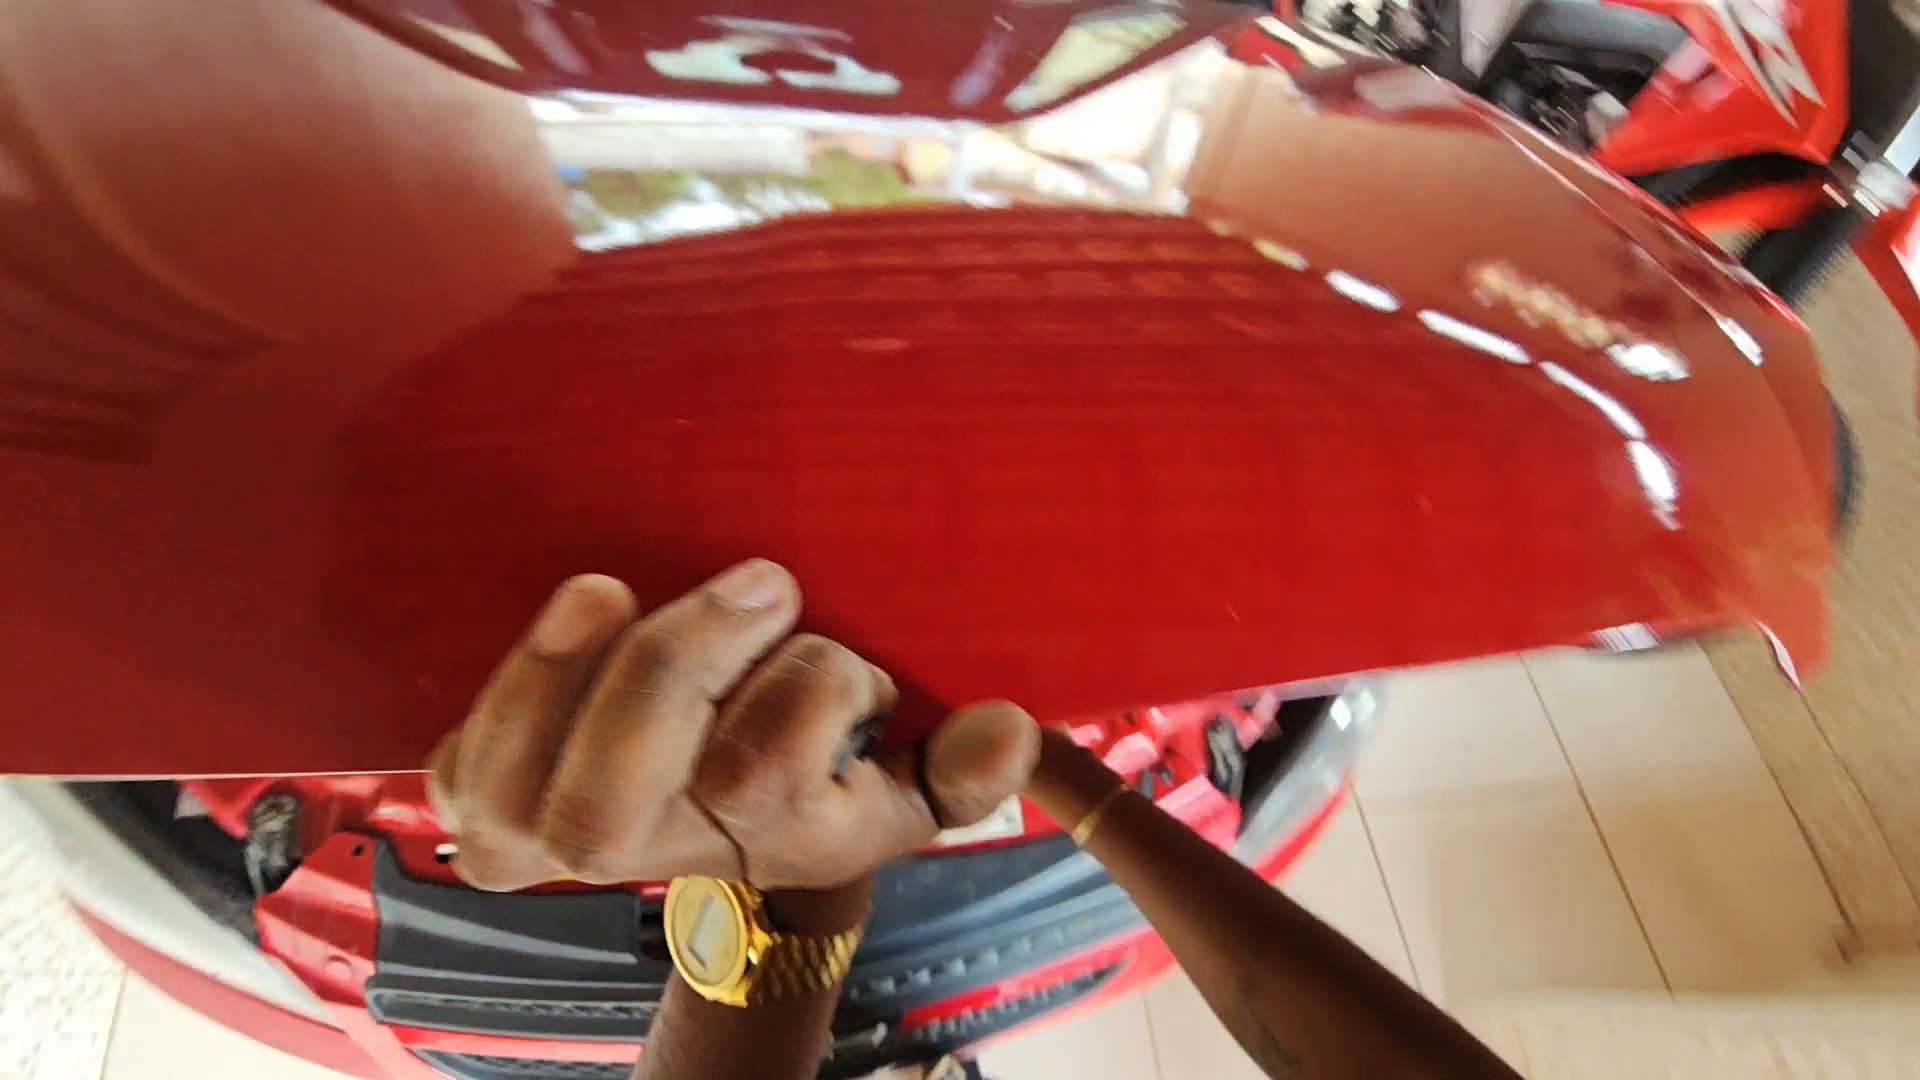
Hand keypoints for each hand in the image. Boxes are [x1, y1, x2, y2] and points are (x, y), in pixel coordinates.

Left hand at [427, 560, 1039, 891]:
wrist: (741, 801)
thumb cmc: (832, 778)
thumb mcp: (912, 785)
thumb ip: (965, 771)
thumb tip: (1005, 730)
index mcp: (759, 844)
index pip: (761, 784)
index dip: (810, 698)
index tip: (847, 648)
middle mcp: (647, 854)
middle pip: (604, 809)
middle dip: (675, 672)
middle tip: (762, 586)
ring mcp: (550, 835)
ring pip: (519, 783)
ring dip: (571, 671)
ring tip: (619, 591)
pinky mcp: (488, 788)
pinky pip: (467, 750)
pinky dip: (515, 679)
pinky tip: (582, 612)